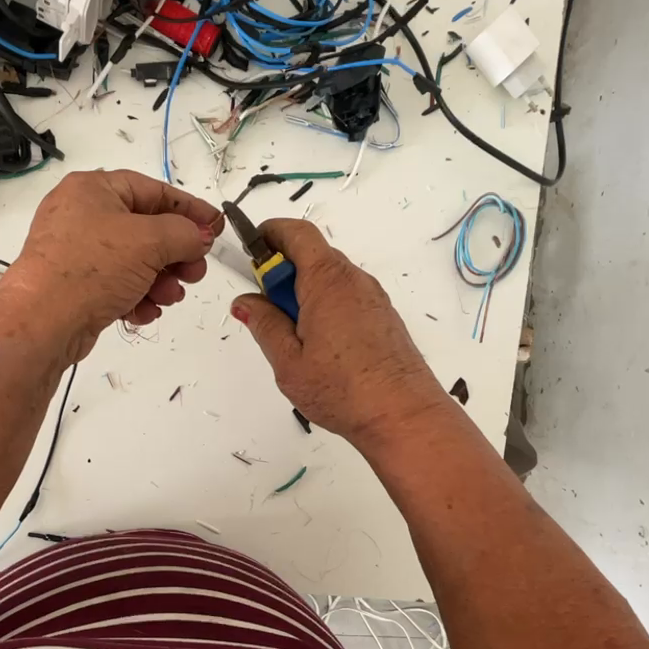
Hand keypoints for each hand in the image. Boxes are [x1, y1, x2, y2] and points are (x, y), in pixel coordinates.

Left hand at [0, 170, 222, 361]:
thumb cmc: (92, 268)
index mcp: (94, 189)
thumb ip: (183, 234)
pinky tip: (144, 312)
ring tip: (170, 297)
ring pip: (134, 263)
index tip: (215, 227)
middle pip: (146, 231)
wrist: (44, 321)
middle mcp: (82, 216)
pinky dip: (136, 298)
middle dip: (175, 255)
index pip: (153, 191)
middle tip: (195, 272)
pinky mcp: (76, 288)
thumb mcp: (148, 241)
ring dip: (160, 282)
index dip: (188, 210)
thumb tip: (201, 236)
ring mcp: (77, 254)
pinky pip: (117, 286)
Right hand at [232, 219, 448, 446]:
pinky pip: (347, 299)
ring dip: (304, 295)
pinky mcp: (383, 317)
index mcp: (327, 280)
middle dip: (283, 274)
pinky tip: (320, 349)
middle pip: (312, 256)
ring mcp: (373, 298)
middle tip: (266, 311)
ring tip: (294, 341)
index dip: (269, 234)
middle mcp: (354, 280)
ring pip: (330, 280)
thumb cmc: (343, 390)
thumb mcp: (288, 361)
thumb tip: (246, 302)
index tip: (250, 252)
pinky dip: (325, 309)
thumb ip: (264, 324)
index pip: (296, 233)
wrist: (402, 415)